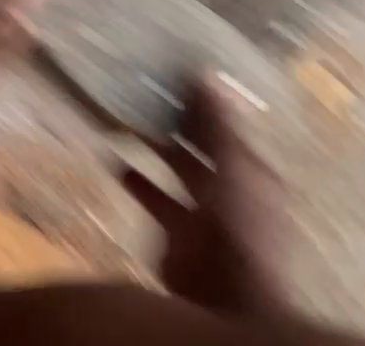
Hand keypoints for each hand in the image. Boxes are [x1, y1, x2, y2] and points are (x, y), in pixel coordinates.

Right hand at [122, 75, 289, 318]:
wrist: (225, 293)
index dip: (202, 103)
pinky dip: (134, 177)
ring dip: (150, 147)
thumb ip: (218, 127)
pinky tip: (112, 160)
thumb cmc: (235, 227)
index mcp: (253, 174)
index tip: (167, 71)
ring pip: (175, 169)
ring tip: (116, 119)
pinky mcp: (175, 228)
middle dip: (171, 122)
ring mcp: (203, 211)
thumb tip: (206, 74)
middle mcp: (231, 189)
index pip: (226, 128)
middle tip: (132, 90)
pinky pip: (153, 194)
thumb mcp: (233, 172)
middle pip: (199, 148)